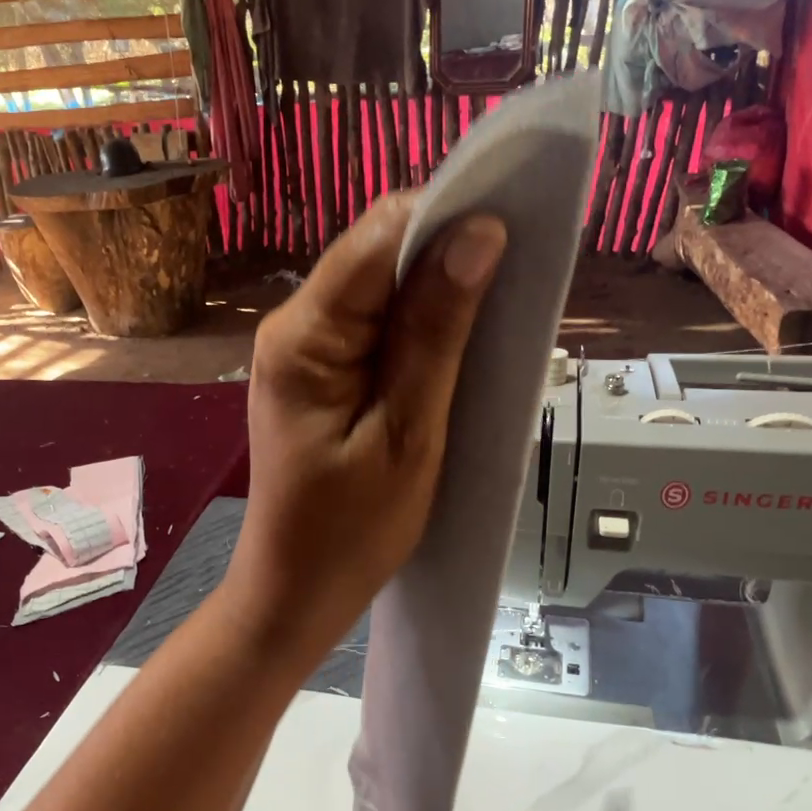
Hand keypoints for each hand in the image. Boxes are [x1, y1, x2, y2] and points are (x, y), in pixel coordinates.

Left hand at [220, 193, 506, 661]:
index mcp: (304, 336)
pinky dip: (418, 325)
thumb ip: (436, 333)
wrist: (296, 593)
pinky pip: (374, 325)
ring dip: (437, 290)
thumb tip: (477, 235)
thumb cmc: (351, 533)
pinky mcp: (318, 373)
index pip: (377, 239)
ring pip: (379, 287)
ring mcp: (302, 349)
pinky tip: (457, 342)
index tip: (515, 225)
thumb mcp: (407, 435)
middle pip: (376, 254)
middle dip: (445, 252)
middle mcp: (294, 325)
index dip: (445, 217)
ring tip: (497, 309)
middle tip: (517, 275)